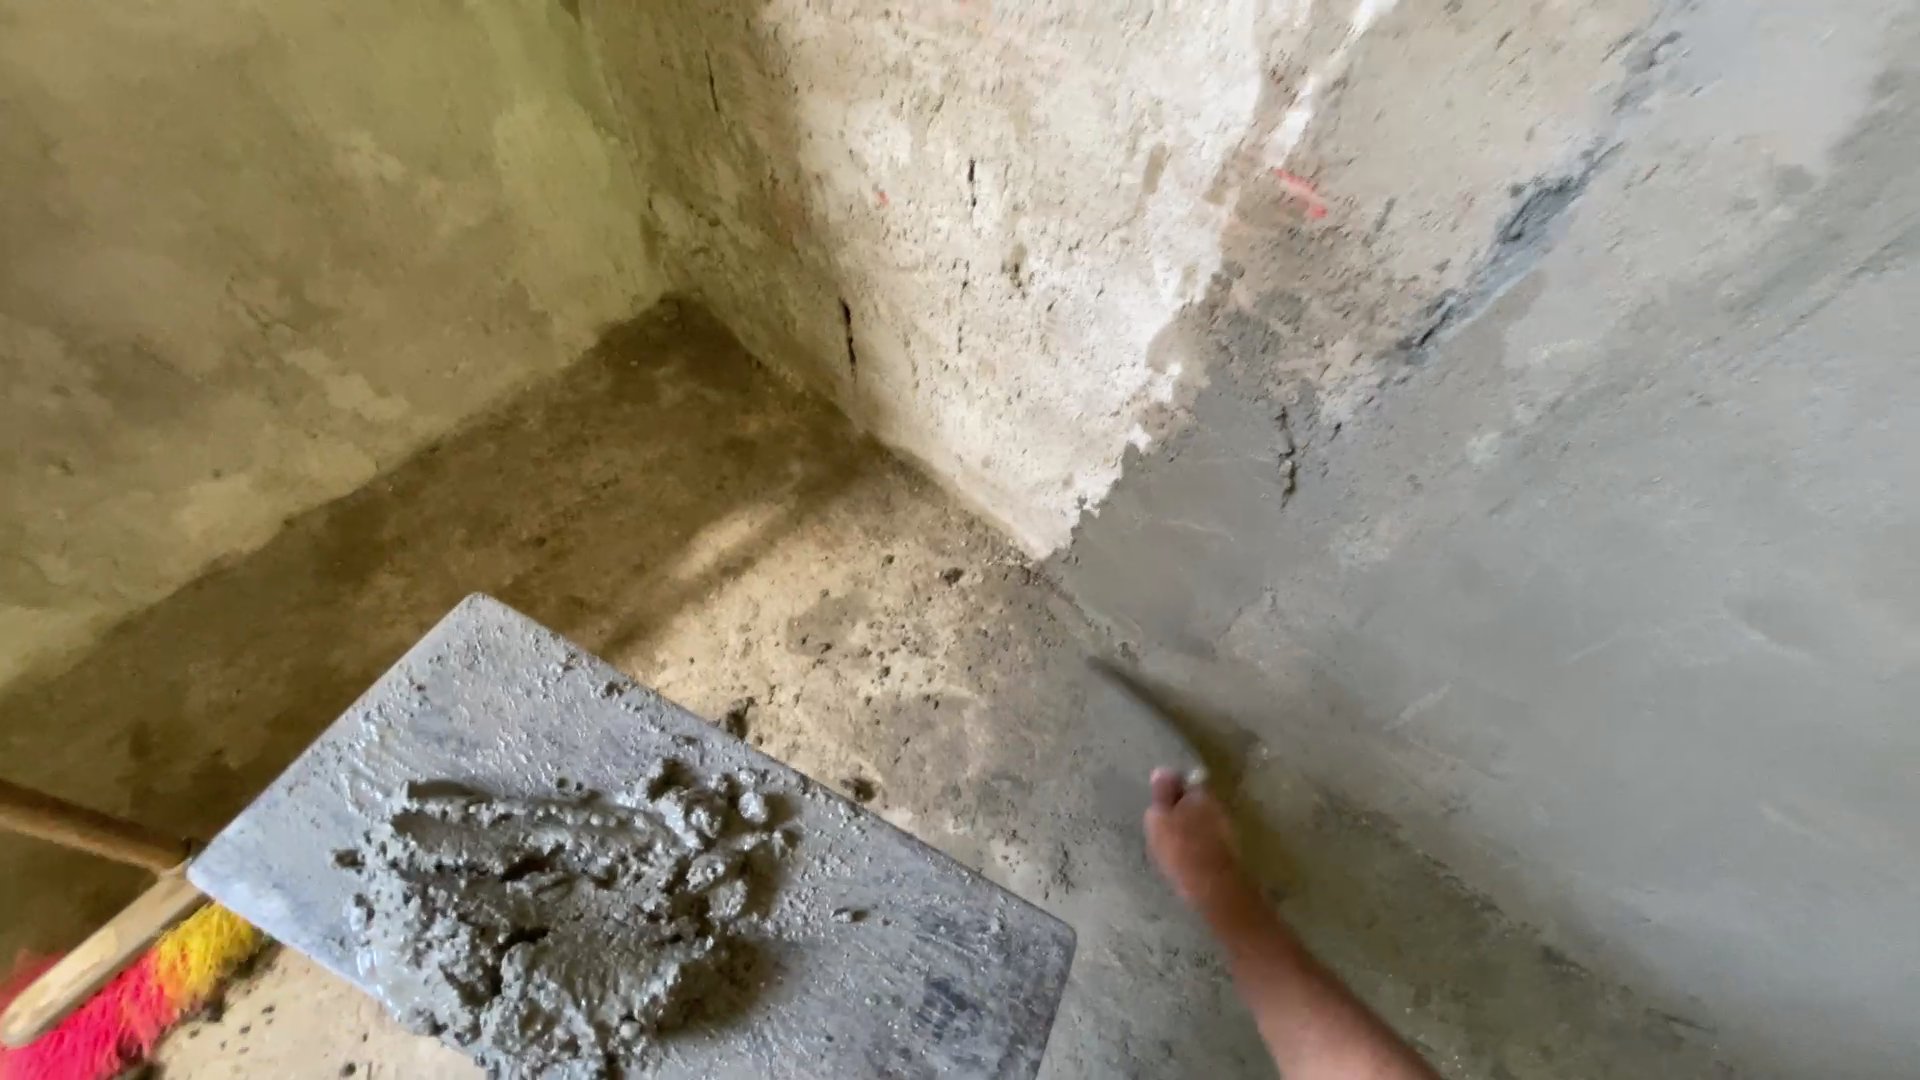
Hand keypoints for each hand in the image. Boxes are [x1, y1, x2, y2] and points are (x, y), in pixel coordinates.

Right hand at [1144, 769, 1254, 918]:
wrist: (1213, 889)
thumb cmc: (1180, 848)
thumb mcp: (1159, 818)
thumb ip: (1161, 794)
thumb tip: (1162, 770)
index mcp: (1202, 793)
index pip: (1187, 782)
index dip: (1173, 791)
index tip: (1161, 805)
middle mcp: (1219, 806)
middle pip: (1197, 802)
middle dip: (1184, 810)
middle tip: (1165, 825)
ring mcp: (1228, 830)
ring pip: (1204, 823)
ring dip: (1192, 829)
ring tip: (1174, 845)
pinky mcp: (1230, 853)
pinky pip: (1209, 842)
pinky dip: (1200, 846)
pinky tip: (1188, 858)